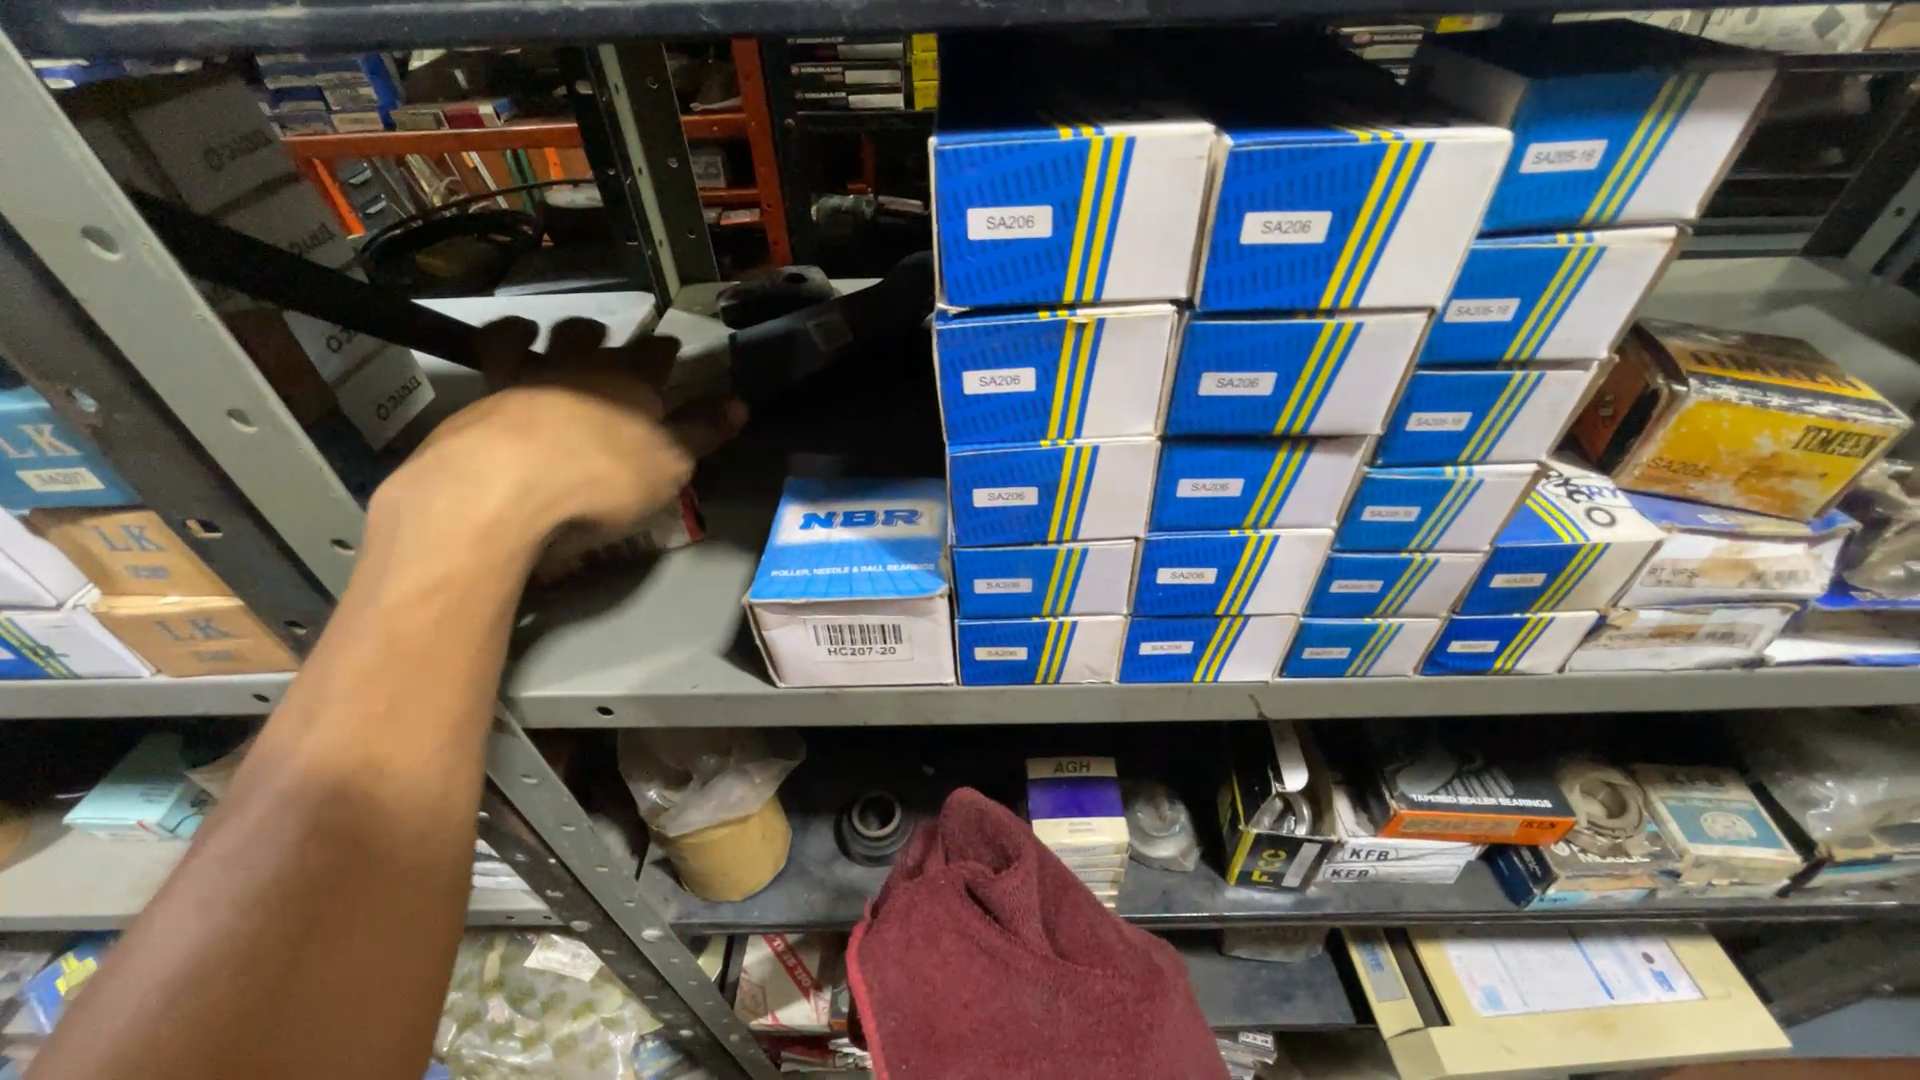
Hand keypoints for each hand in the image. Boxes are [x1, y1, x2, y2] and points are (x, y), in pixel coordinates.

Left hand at [369, 317, 746, 565]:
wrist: (506, 486)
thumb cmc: (604, 480)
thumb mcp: (670, 466)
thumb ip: (702, 433)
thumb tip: (740, 404)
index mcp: (633, 385)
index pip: (655, 357)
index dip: (664, 351)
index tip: (669, 347)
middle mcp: (581, 369)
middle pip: (593, 338)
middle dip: (602, 335)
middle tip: (604, 337)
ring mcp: (527, 377)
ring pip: (539, 336)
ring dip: (545, 330)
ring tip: (541, 331)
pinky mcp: (481, 395)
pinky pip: (491, 352)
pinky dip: (499, 340)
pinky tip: (498, 346)